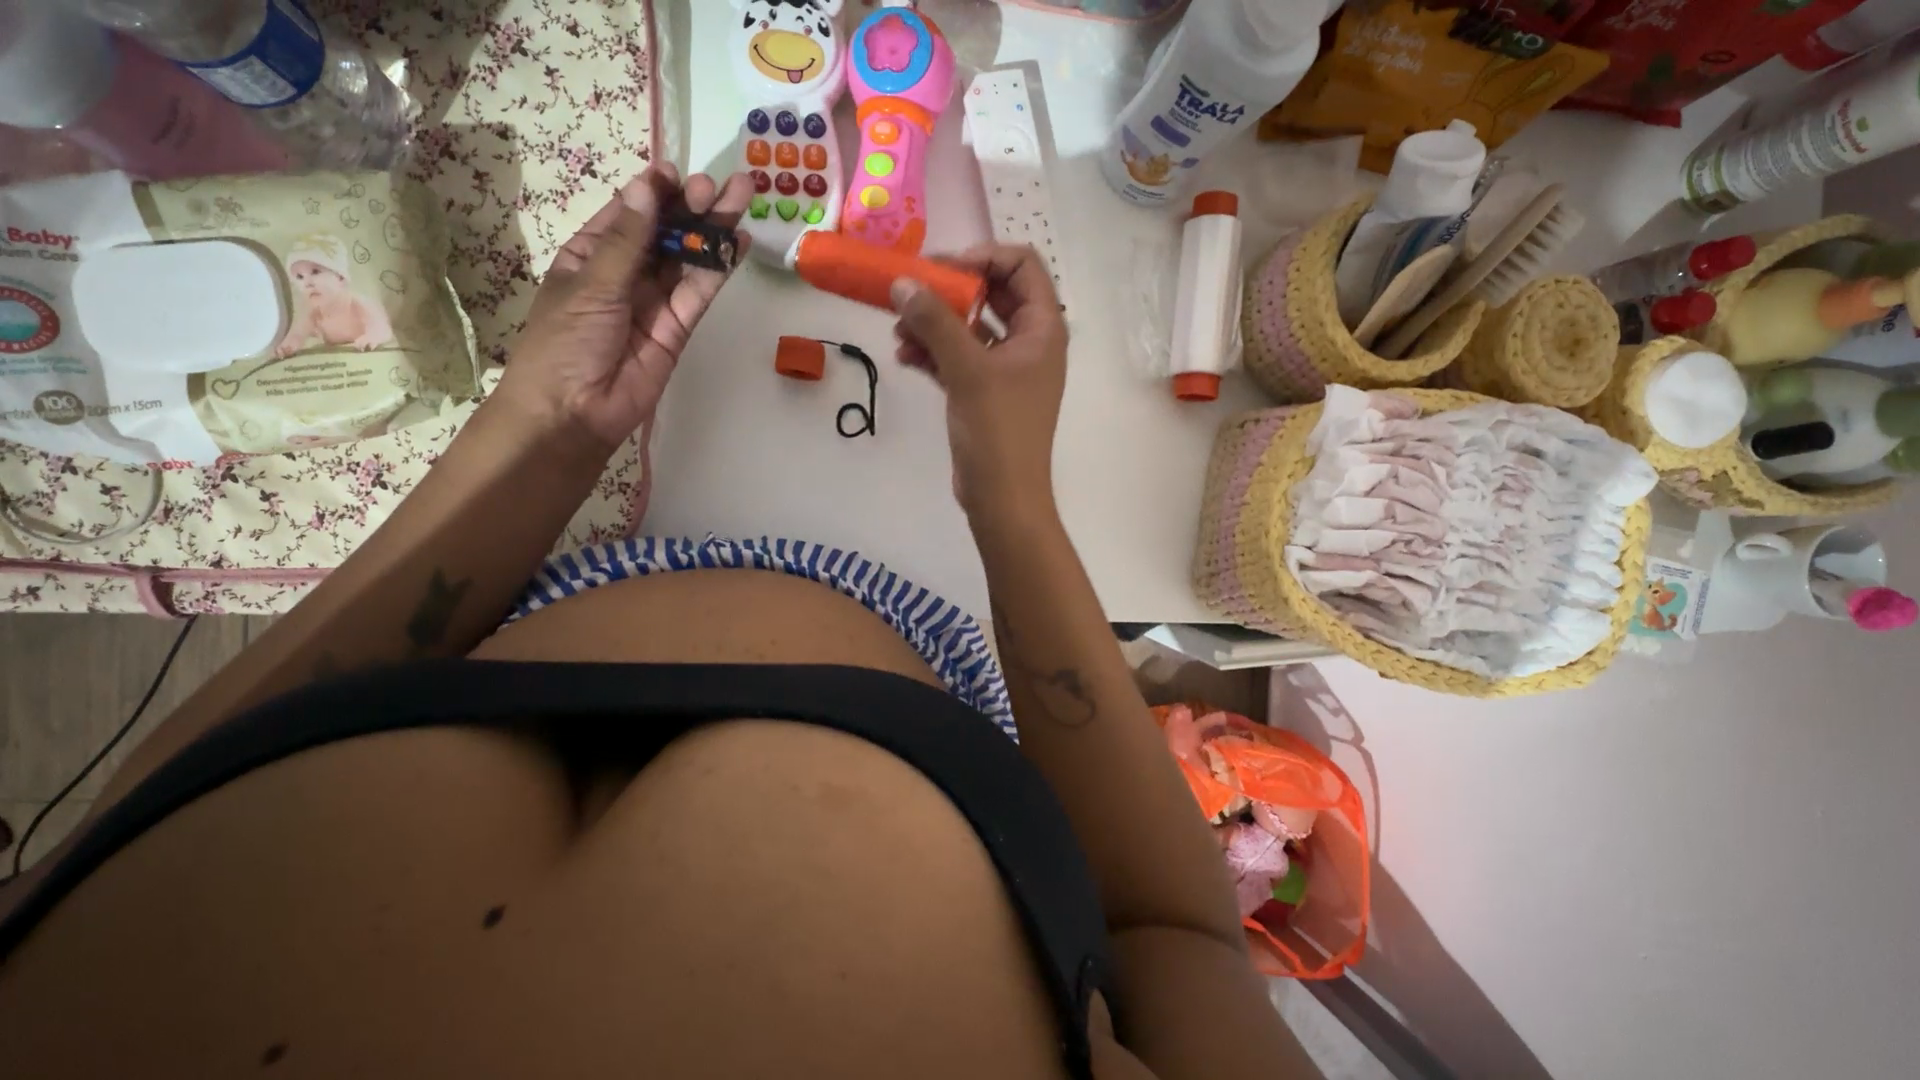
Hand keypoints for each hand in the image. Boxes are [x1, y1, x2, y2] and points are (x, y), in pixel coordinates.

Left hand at [496, 164, 751, 451]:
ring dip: (712, 229)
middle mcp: (624, 274)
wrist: (573, 413)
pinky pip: (699, 291)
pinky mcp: (678, 327)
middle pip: (664, 233)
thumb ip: (627, 240)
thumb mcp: (590, 284)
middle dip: (691, 206)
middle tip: (721, 184)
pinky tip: (739, 242)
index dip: (653, 193)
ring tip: (741, 197)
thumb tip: (649, 186)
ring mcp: (654, 302)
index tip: (676, 174)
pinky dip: (719, 267)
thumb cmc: (564, 344)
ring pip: (687, 258)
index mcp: (589, 256)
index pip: (627, 215)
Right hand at [891, 244, 1067, 521]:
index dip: (982, 256)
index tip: (941, 269)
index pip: (1021, 264)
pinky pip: (958, 357)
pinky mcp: (985, 391)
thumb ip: (935, 322)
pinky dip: (933, 352)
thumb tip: (902, 282)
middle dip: (948, 291)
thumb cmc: (998, 430)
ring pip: (969, 326)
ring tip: (897, 331)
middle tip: (909, 292)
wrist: (1002, 497)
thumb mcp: (967, 370)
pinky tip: (903, 357)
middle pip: (991, 292)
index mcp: (1043, 327)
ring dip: (934, 323)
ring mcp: (1007, 367)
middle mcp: (1029, 341)